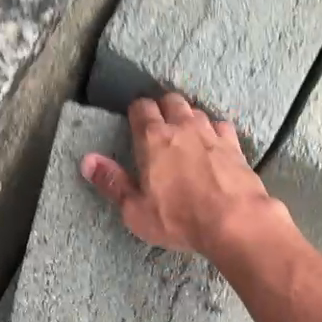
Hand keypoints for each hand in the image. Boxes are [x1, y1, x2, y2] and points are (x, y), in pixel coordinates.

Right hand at [82, 92, 290, 260]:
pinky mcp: (235, 146)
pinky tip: (213, 144)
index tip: (133, 121)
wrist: (234, 221)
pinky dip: (214, 131)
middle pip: (171, 101)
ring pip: (197, 111)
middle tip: (159, 125)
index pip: (141, 108)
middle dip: (163, 108)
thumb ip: (112, 183)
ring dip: (188, 117)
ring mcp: (212, 133)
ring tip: (184, 134)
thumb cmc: (179, 219)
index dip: (136, 112)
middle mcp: (183, 127)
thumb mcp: (136, 210)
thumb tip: (87, 161)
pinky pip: (221, 127)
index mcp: (153, 139)